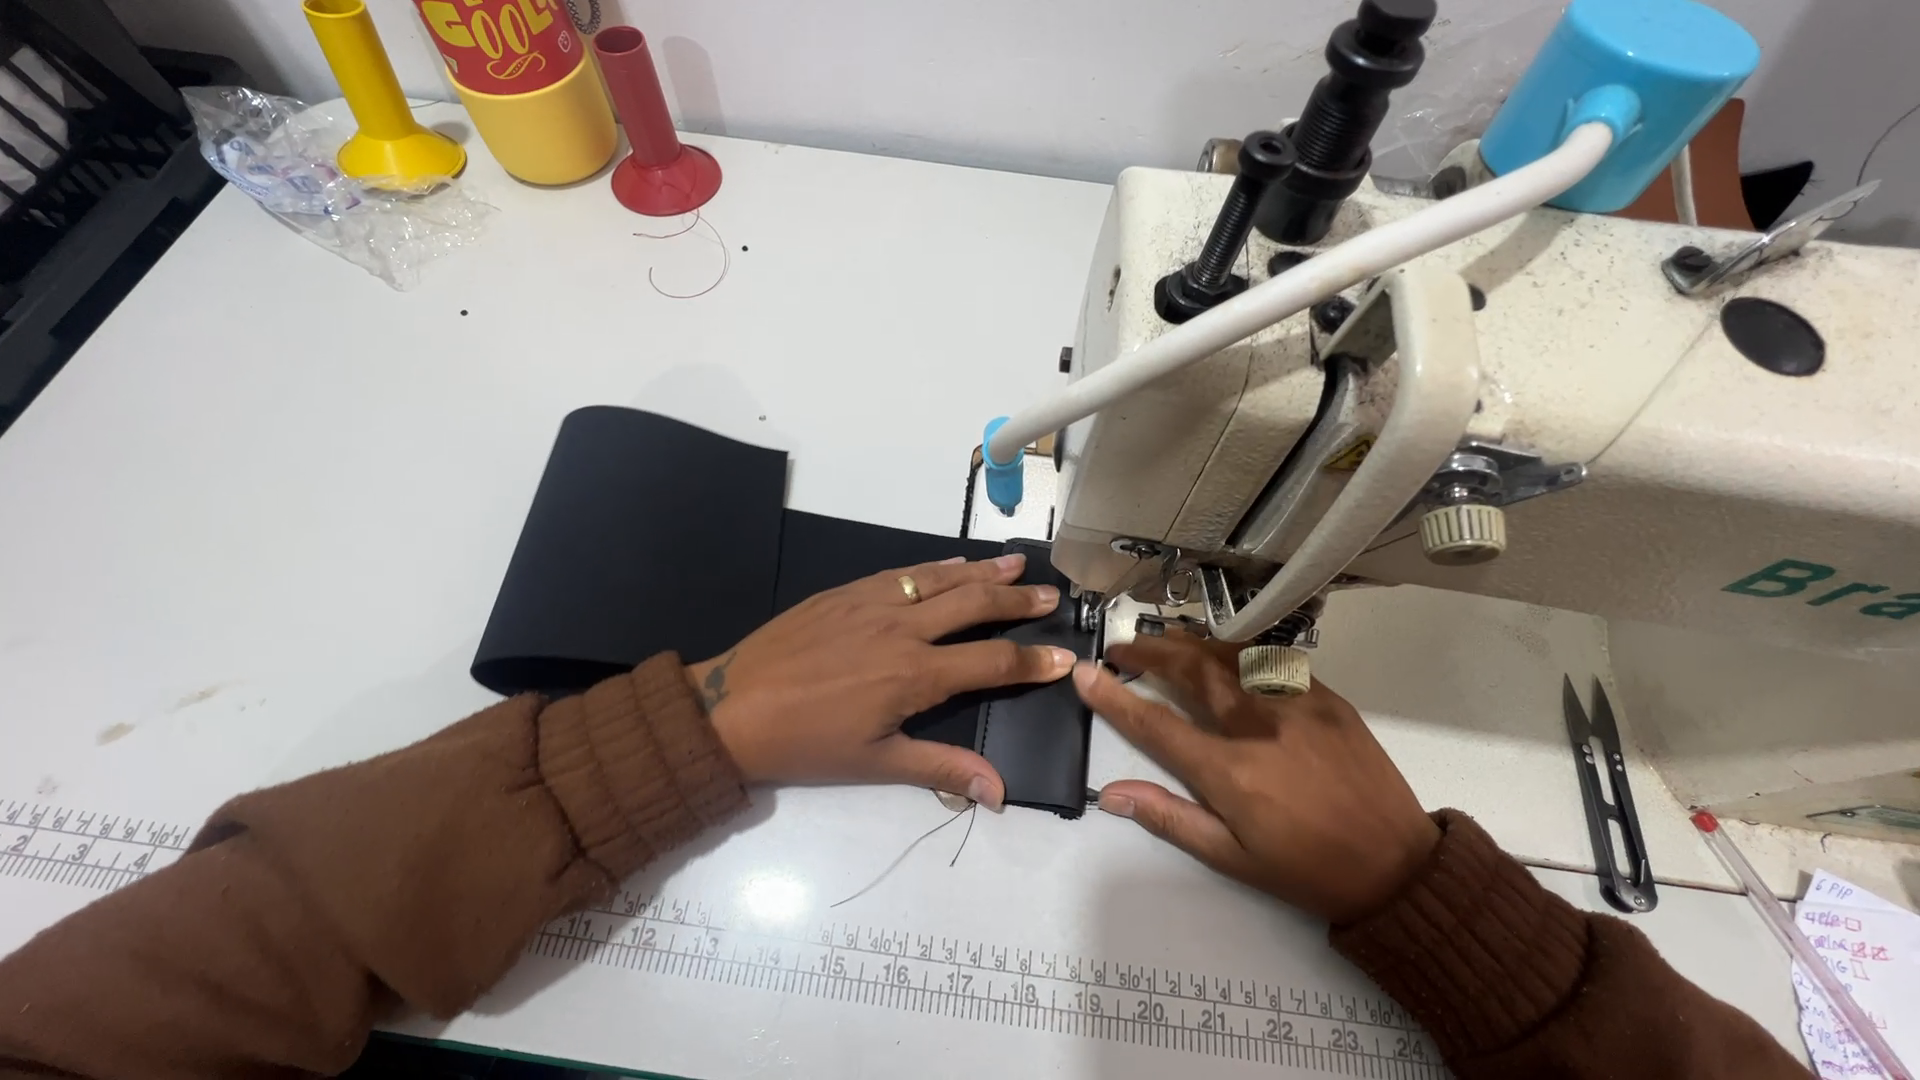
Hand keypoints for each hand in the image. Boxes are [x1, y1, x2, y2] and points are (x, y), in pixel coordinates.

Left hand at [689, 553, 1075, 809]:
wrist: (732, 708)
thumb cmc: (806, 744)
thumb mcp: (876, 764)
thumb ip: (942, 769)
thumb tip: (999, 791)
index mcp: (915, 675)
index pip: (992, 662)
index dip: (1034, 661)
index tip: (1065, 657)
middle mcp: (903, 629)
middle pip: (975, 605)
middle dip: (1018, 599)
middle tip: (1051, 594)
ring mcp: (873, 603)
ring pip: (942, 579)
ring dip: (983, 570)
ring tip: (1017, 563)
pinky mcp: (846, 591)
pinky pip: (903, 572)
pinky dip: (935, 566)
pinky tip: (952, 563)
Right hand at [1073, 634, 1438, 923]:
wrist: (1399, 867)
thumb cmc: (1307, 869)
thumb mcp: (1232, 859)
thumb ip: (1169, 817)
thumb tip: (1111, 794)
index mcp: (1231, 772)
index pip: (1156, 725)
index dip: (1114, 697)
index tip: (1086, 674)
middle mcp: (1259, 726)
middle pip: (1192, 672)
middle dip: (1150, 653)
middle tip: (1122, 647)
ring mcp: (1297, 704)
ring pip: (1230, 655)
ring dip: (1189, 643)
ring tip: (1163, 640)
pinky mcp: (1326, 696)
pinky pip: (1271, 660)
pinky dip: (1236, 650)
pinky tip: (1221, 650)